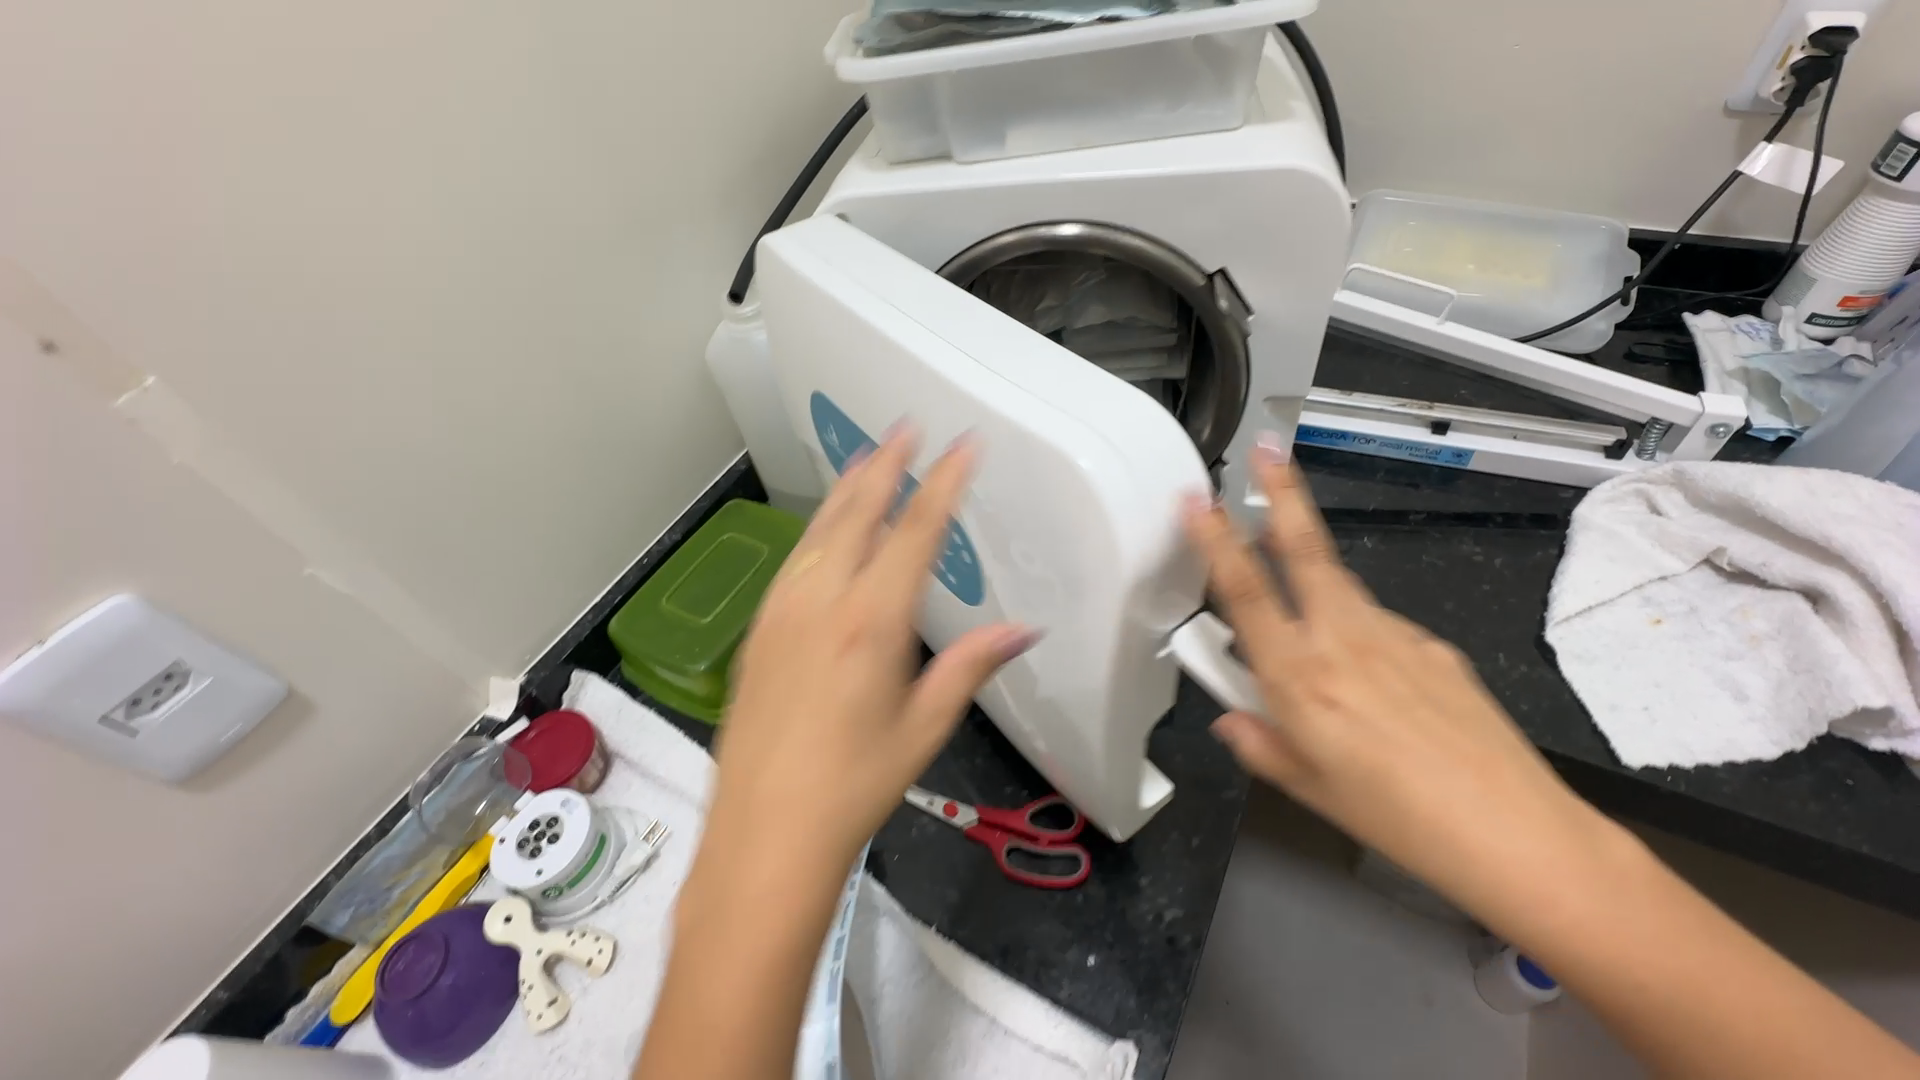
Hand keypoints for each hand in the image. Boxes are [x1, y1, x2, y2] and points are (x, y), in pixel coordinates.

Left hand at [709, 427, 1037, 869]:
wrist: (765, 831)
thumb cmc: (855, 785)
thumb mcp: (924, 728)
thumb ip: (970, 666)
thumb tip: (1025, 630)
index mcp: (871, 621)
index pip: (915, 532)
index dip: (943, 483)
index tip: (964, 445)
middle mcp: (822, 601)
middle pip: (857, 513)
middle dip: (886, 464)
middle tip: (907, 426)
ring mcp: (782, 611)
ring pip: (818, 530)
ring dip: (847, 488)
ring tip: (868, 457)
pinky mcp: (760, 630)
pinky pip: (795, 560)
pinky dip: (817, 528)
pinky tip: (825, 527)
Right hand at [1181, 442, 1601, 900]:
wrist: (1514, 831)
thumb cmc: (1396, 817)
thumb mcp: (1307, 787)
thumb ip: (1259, 743)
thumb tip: (1234, 719)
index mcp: (1299, 678)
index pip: (1245, 592)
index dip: (1216, 540)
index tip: (1198, 501)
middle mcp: (1344, 642)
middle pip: (1305, 551)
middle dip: (1282, 494)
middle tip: (1267, 450)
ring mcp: (1397, 637)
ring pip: (1341, 587)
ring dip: (1313, 577)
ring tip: (1304, 608)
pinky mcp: (1436, 647)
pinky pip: (1380, 626)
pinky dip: (1358, 634)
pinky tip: (1372, 681)